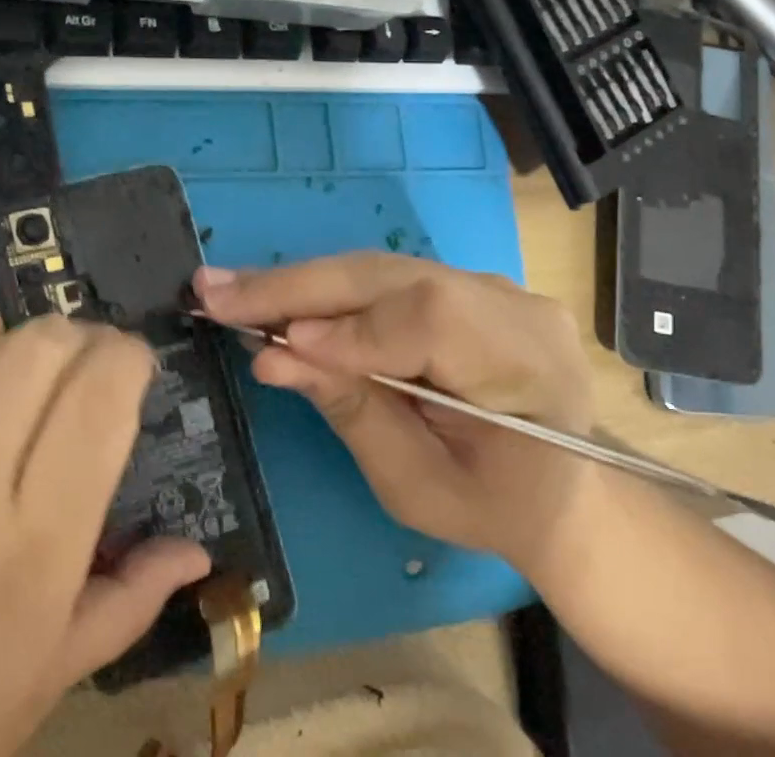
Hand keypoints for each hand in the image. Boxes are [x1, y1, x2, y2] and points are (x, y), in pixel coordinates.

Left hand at [0, 309, 210, 756]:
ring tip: (31, 355)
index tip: (135, 362)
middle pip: (38, 355)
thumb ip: (133, 599)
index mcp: (36, 546)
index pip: (97, 406)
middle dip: (78, 337)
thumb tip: (198, 550)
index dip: (126, 361)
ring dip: (17, 337)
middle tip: (88, 356)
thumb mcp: (55, 671)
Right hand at [192, 255, 594, 569]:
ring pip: (379, 268)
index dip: (350, 328)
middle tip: (213, 291)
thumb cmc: (491, 506)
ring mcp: (492, 287)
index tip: (273, 342)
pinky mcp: (461, 283)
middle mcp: (515, 308)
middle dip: (297, 287)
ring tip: (227, 289)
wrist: (561, 489)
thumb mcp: (417, 485)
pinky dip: (322, 288)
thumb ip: (353, 413)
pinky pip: (382, 276)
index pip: (433, 321)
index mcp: (528, 369)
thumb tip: (271, 357)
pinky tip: (270, 292)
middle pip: (394, 277)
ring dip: (298, 282)